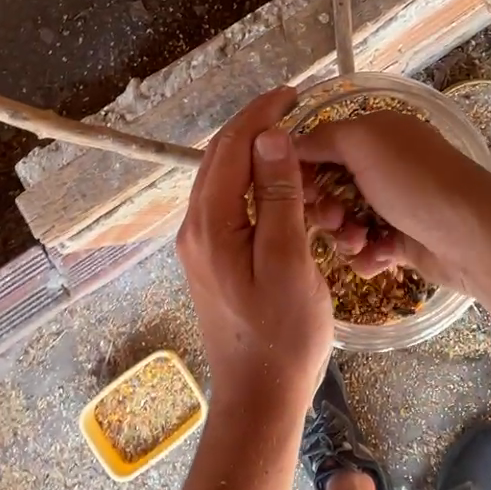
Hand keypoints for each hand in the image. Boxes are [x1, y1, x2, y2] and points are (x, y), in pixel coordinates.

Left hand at [177, 87, 332, 417]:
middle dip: (255, 125)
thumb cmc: (281, 334)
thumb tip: (271, 136)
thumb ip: (278, 196)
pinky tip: (284, 185)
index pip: (230, 147)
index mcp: (210, 224)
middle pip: (220, 157)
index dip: (260, 113)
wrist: (259, 396)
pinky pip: (230, 202)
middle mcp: (196, 228)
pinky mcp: (214, 259)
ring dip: (255, 151)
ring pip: (224, 177)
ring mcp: (201, 245)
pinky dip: (255, 180)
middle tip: (294, 107)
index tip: (293, 93)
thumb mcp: (288, 261)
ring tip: (293, 139)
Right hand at [294, 111, 490, 288]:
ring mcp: (395, 203)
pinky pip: (367, 247)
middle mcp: (386, 164)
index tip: (290, 190)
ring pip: (346, 220)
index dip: (303, 167)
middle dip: (323, 206)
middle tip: (331, 219)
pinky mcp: (403, 240)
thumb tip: (289, 142)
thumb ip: (323, 137)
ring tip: (358, 242)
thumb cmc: (416, 182)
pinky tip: (377, 259)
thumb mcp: (363, 143)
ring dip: (344, 234)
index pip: (323, 144)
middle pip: (331, 186)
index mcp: (378, 133)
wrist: (474, 237)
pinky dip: (366, 255)